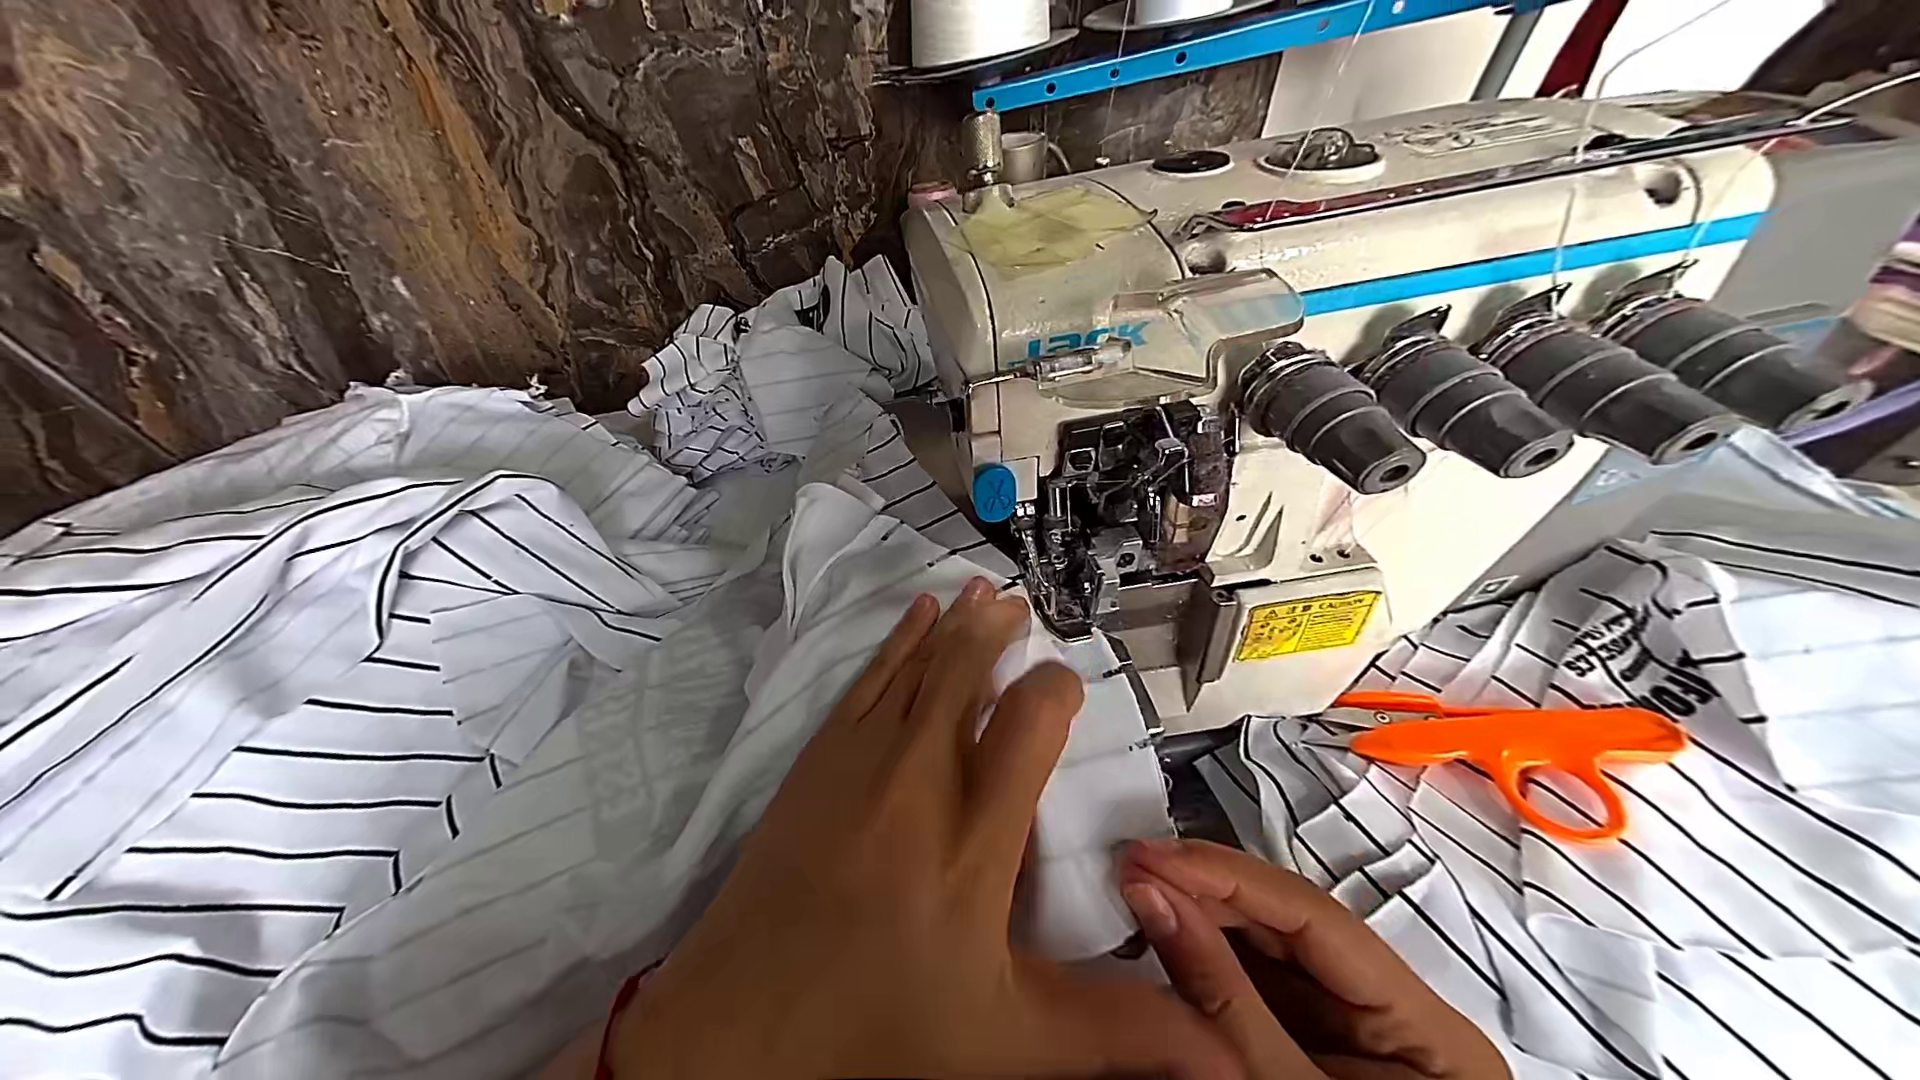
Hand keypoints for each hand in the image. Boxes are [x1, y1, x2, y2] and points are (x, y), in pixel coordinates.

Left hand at [596, 580, 1240, 1079]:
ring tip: (982, 590)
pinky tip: (915, 615)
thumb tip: (1219, 1051)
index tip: (1064, 684)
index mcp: (976, 838)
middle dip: (997, 631)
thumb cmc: (878, 1028)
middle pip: (966, 673)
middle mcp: (921, 779)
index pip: (1030, 723)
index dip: (1054, 689)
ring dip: (954, 624)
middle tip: (1020, 603)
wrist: (739, 1024)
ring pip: (919, 665)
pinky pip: (867, 679)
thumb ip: (1115, 1026)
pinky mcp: (818, 758)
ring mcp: (861, 759)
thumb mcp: (1006, 1037)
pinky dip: (897, 641)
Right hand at [1120, 839, 1509, 1079]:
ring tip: (1142, 888)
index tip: (1156, 856)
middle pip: (1291, 920)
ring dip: (1200, 909)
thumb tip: (1153, 896)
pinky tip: (1165, 924)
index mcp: (1430, 1034)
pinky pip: (1254, 970)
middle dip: (1207, 888)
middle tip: (1137, 867)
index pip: (1316, 917)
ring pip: (1268, 938)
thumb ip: (1217, 993)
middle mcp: (1395, 1013)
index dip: (1228, 875)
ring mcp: (1351, 1022)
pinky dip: (1204, 946)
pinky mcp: (1311, 1031)